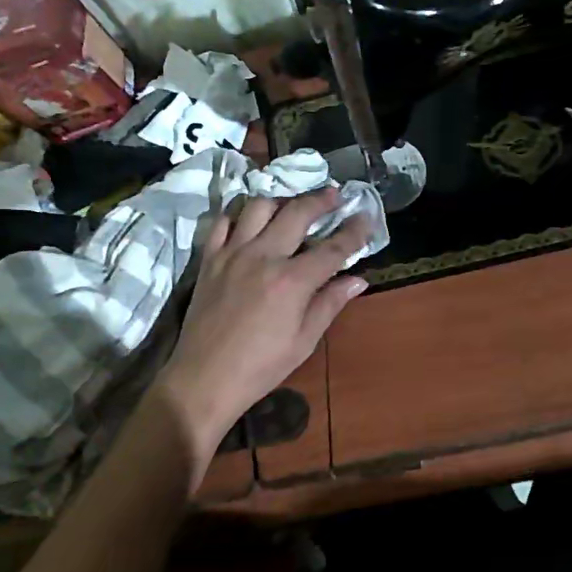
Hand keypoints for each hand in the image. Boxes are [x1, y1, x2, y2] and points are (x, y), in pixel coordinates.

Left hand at [146, 187, 371, 483]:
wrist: (204, 378)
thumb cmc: (261, 366)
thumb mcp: (304, 341)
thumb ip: (330, 304)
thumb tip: (357, 280)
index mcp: (292, 281)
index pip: (333, 247)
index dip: (354, 231)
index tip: (367, 217)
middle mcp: (263, 256)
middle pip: (297, 213)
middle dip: (320, 199)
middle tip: (334, 193)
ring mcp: (232, 253)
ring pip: (258, 207)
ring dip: (280, 201)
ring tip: (291, 205)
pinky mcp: (209, 259)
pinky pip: (223, 222)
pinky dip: (239, 215)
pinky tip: (249, 221)